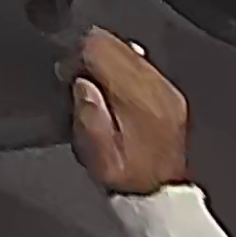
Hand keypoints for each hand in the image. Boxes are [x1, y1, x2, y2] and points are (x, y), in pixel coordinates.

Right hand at [68, 28, 190, 194]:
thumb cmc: (122, 174)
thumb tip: (82, 84)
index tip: (67, 75)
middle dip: (86, 51)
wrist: (158, 195)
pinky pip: (136, 56)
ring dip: (101, 55)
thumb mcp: (95, 155)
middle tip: (77, 76)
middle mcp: (157, 88)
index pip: (99, 48)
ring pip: (122, 44)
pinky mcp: (168, 89)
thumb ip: (87, 118)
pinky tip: (110, 80)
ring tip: (93, 80)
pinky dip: (117, 60)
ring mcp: (166, 87)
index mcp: (140, 102)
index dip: (75, 56)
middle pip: (111, 41)